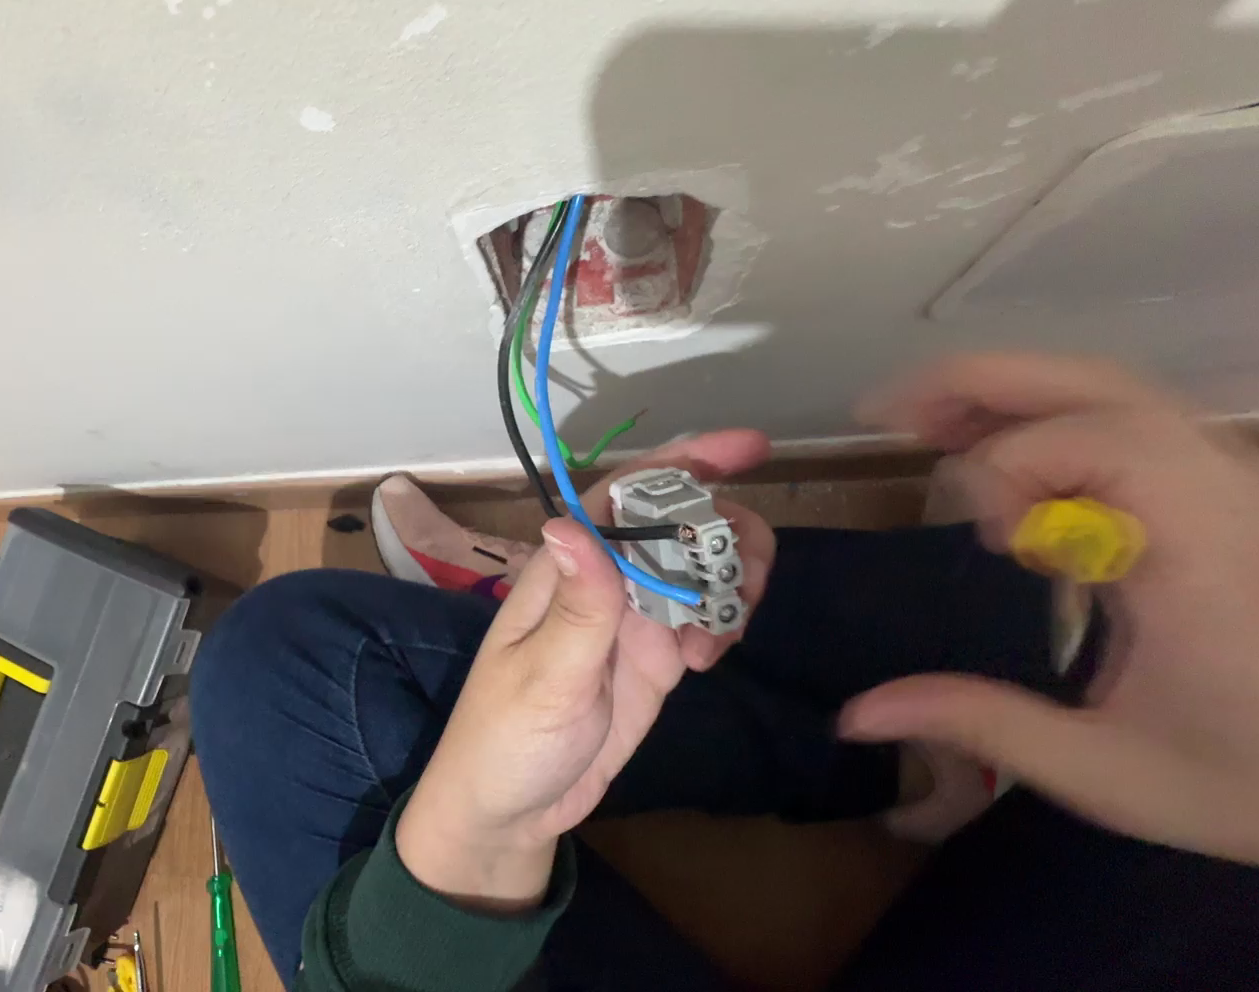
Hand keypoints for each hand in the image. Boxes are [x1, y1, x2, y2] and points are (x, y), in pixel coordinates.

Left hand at [397, 432, 774, 909]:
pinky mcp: (654, 656)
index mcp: (565, 571)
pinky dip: (721, 627)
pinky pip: (703, 618)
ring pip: (698, 568)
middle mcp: (602, 582)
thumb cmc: (508, 740)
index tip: (750, 447)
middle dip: (724, 533)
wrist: (513, 812)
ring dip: (728, 586)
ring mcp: (631, 618)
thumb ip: (575, 606)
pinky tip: (704, 663)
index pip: (623, 497)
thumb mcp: (543, 677)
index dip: (680, 464)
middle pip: (676, 524)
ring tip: (714, 641)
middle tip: (746, 582)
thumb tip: (570, 521)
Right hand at [843, 352, 1258, 884]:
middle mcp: (1229, 494)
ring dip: (1000, 394)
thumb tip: (855, 713)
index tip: (996, 549)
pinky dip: (1038, 417)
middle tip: (882, 413)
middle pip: (1093, 383)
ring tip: (919, 424)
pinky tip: (993, 455)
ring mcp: (1235, 482)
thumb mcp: (1114, 776)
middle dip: (973, 385)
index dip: (1009, 471)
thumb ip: (980, 723)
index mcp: (1211, 556)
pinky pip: (1119, 416)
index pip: (1098, 440)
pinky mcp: (1227, 489)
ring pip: (1104, 386)